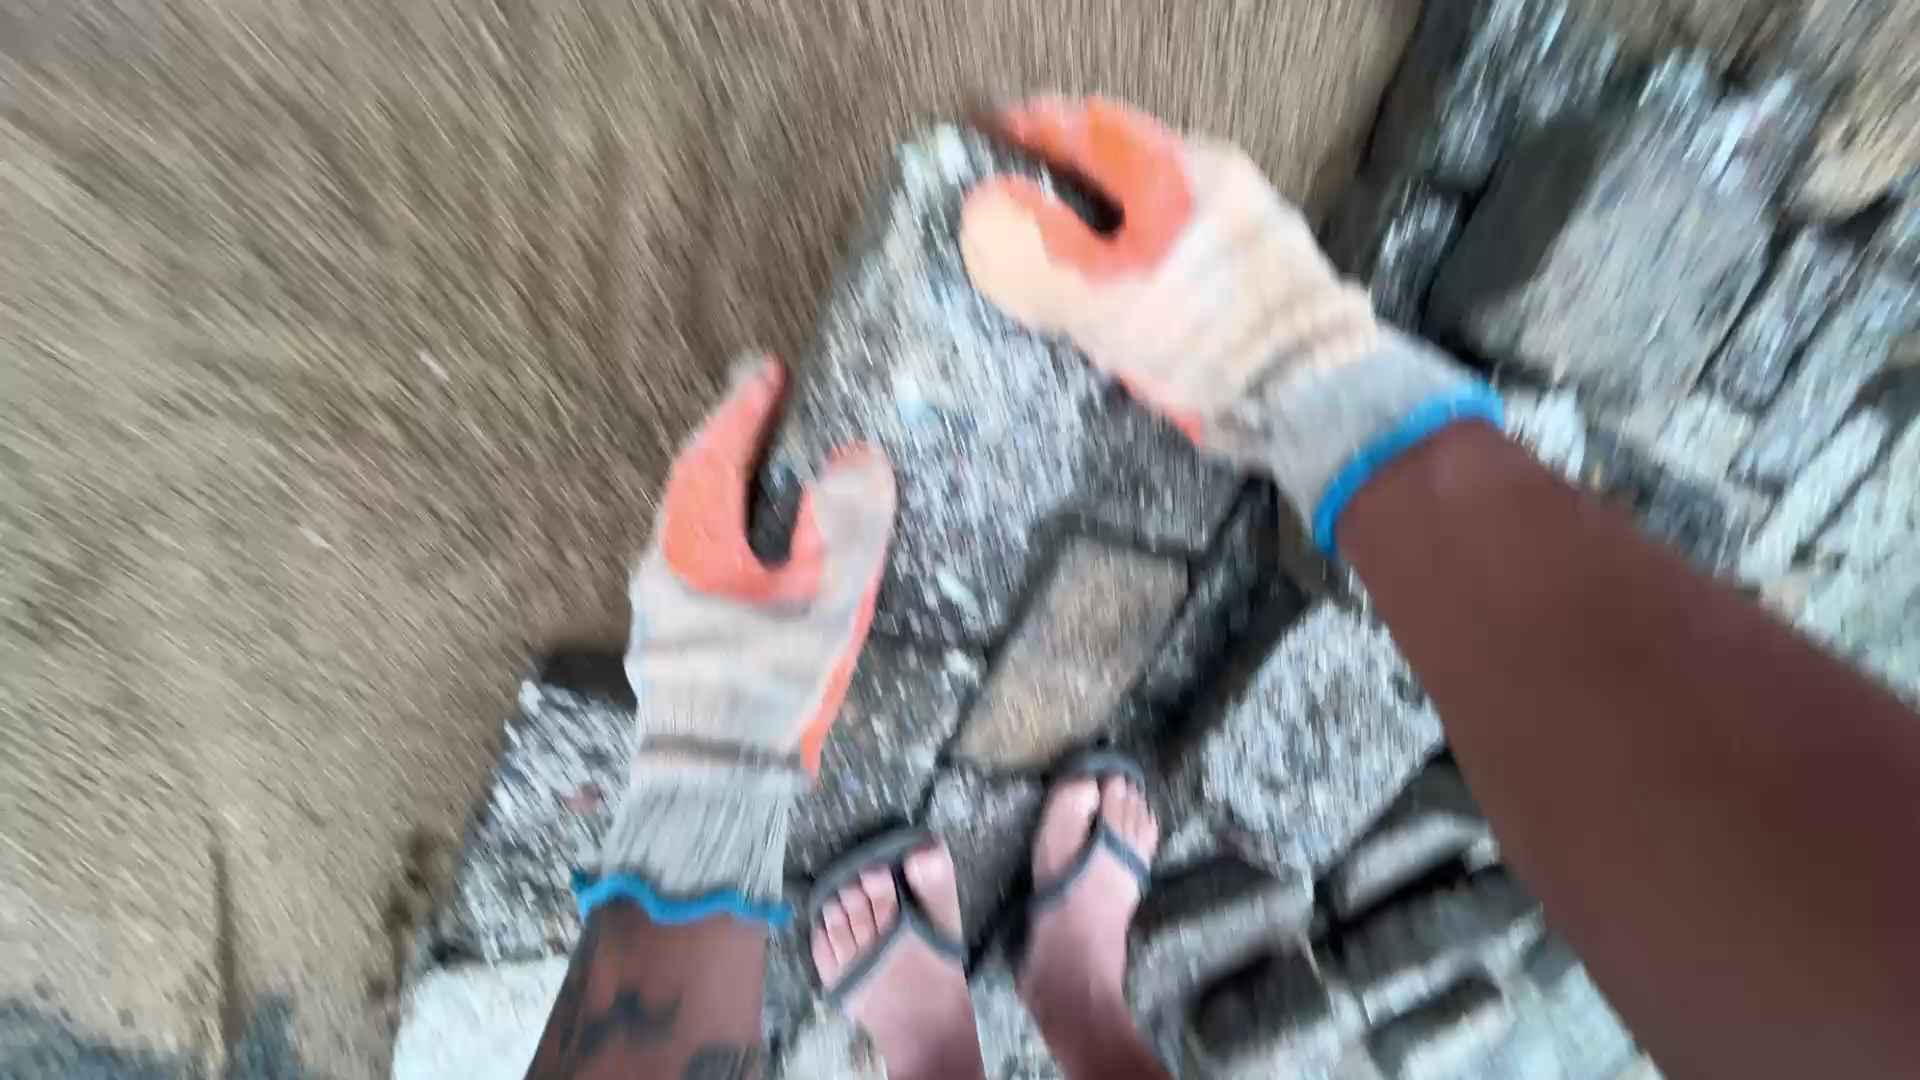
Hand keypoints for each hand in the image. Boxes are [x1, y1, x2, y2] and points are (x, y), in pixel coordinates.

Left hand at [589, 354, 895, 924]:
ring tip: (763, 470)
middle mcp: (659, 573)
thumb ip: (849, 532)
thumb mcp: (823, 611)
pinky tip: (751, 552)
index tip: (764, 366)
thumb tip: (859, 458)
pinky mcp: (668, 643)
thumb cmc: (766, 696)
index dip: (740, 408)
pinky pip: (694, 565)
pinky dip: (724, 537)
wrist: (710, 793)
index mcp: (691, 554)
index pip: (712, 458)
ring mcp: (657, 612)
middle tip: (764, 408)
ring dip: (726, 490)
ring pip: (690, 529)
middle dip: (729, 443)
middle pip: (693, 488)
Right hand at [960, 96, 1498, 552]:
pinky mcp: (1251, 270)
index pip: (1090, 127)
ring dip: (1107, 229)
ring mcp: (1240, 225)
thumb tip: (984, 212)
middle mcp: (1217, 182)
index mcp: (1179, 172)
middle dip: (1070, 183)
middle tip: (1026, 205)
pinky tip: (1127, 298)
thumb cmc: (1208, 340)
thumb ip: (1040, 255)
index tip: (992, 130)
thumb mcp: (1107, 300)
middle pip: (1124, 165)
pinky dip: (1141, 262)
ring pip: (1153, 210)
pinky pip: (1178, 247)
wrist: (1306, 394)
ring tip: (1071, 263)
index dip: (1033, 126)